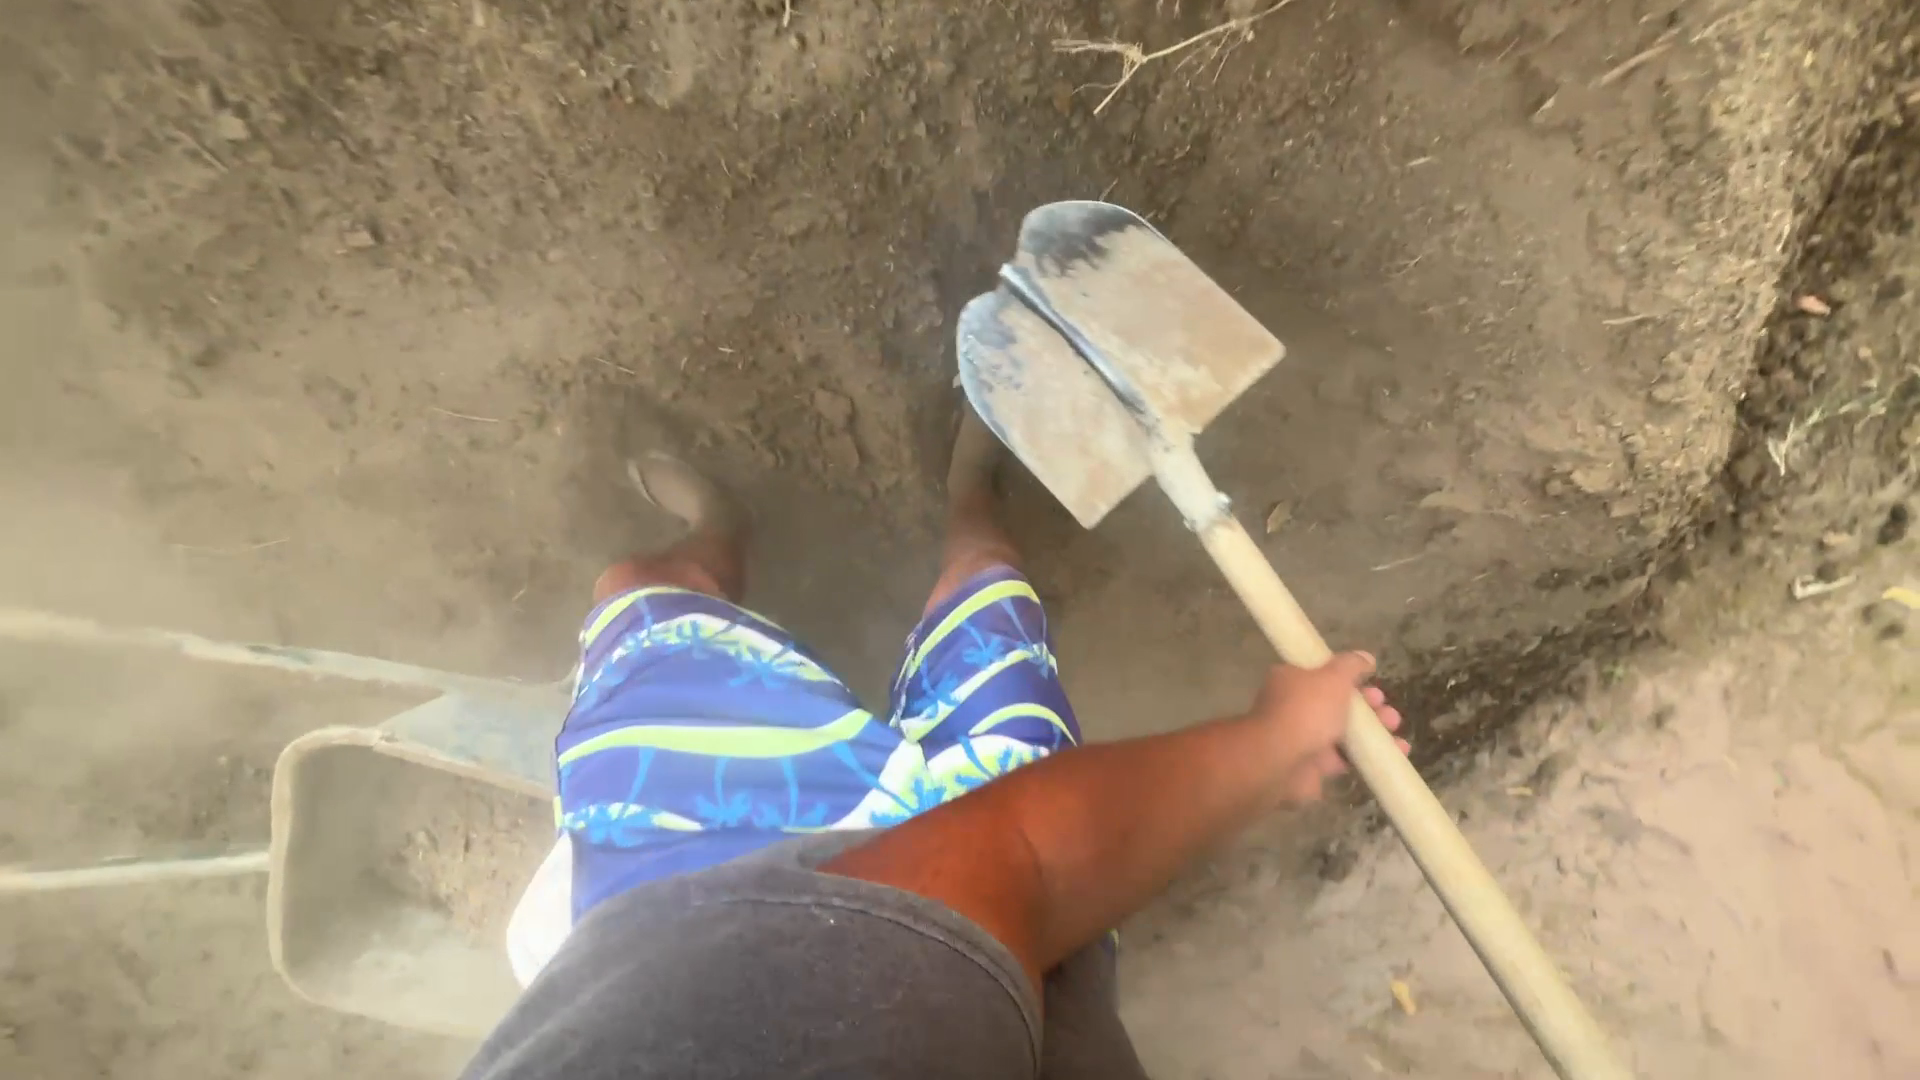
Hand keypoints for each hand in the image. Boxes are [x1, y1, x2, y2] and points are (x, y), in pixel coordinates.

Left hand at [1245, 652, 1407, 804]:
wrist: (1281, 760)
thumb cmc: (1306, 710)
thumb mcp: (1331, 678)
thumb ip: (1350, 666)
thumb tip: (1365, 657)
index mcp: (1290, 680)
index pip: (1320, 674)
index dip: (1347, 677)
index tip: (1370, 681)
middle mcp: (1293, 707)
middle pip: (1335, 703)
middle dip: (1366, 705)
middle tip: (1386, 708)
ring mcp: (1302, 737)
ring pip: (1342, 731)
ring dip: (1371, 730)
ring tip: (1395, 729)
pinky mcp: (1313, 764)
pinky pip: (1346, 758)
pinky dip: (1370, 756)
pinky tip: (1396, 753)